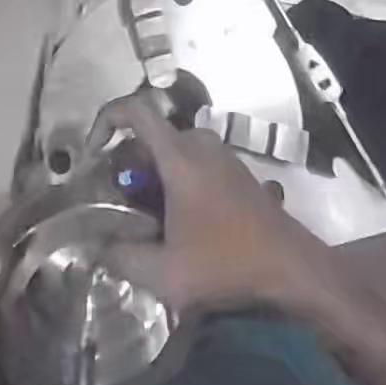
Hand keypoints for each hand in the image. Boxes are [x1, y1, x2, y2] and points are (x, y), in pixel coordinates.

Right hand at [86, 92, 343, 315]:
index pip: (135, 110)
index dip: (106, 120)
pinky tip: (175, 223)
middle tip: (115, 204)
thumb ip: (120, 258)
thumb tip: (94, 247)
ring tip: (143, 220)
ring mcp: (220, 154)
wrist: (293, 269)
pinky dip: (172, 179)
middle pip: (149, 136)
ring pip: (169, 150)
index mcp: (180, 156)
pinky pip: (190, 160)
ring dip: (149, 176)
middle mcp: (199, 144)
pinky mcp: (233, 169)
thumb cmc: (227, 265)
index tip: (93, 154)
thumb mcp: (165, 274)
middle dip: (125, 165)